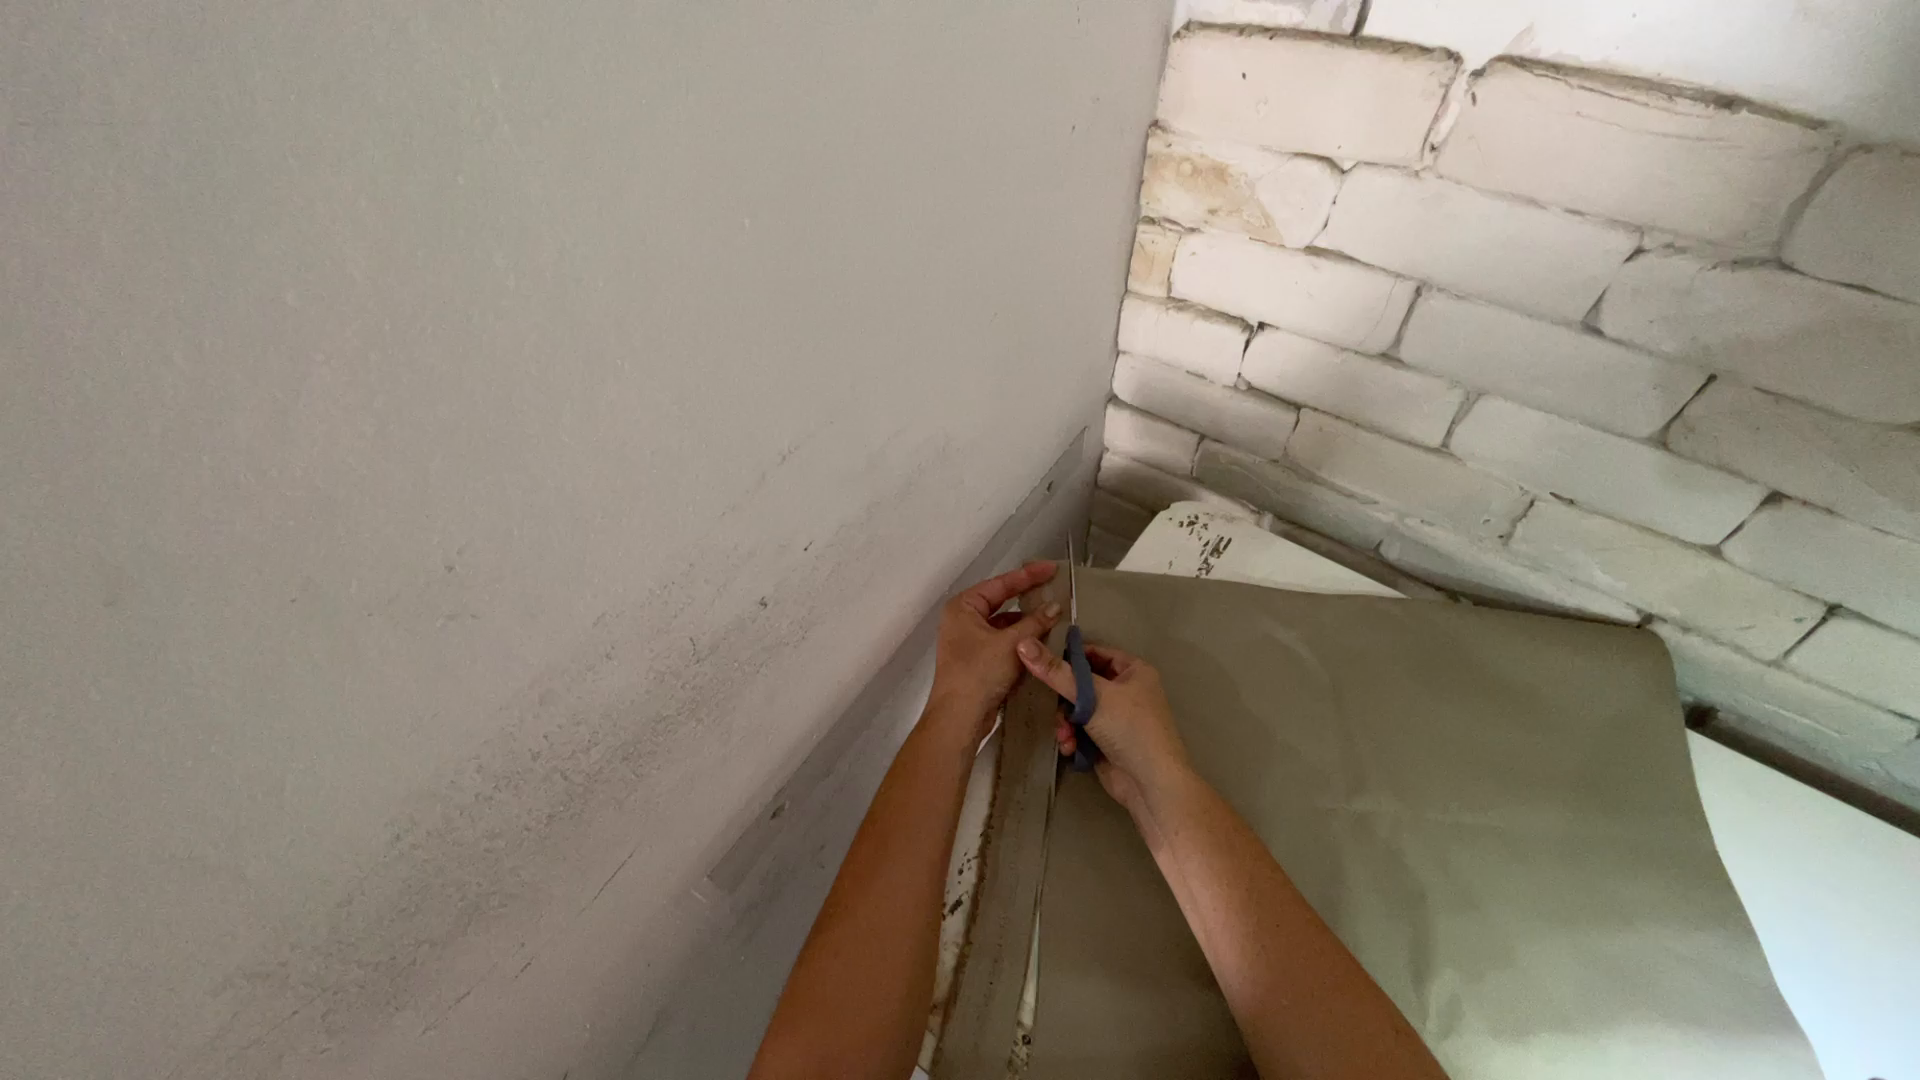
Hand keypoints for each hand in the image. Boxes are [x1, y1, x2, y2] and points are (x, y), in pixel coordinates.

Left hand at [926, 561, 1060, 733]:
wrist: (959, 717)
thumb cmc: (979, 673)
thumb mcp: (1011, 644)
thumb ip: (1034, 623)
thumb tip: (1055, 607)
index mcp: (963, 607)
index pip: (1000, 584)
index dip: (1028, 576)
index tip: (1051, 568)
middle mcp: (963, 620)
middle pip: (1001, 603)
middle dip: (1028, 599)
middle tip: (1055, 589)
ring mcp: (970, 641)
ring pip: (1004, 625)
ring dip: (1027, 624)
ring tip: (1055, 617)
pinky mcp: (978, 661)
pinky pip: (1004, 644)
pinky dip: (1022, 642)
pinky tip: (1043, 642)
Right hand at [1015, 640, 1192, 809]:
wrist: (1151, 784)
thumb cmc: (1128, 728)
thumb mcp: (1091, 696)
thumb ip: (1056, 672)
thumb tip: (1023, 643)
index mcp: (1134, 671)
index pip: (1095, 653)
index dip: (1069, 657)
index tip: (1044, 664)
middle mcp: (1127, 691)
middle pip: (1082, 684)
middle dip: (1065, 700)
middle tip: (1056, 709)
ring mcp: (1117, 718)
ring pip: (1078, 710)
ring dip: (1066, 723)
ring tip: (1065, 736)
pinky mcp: (1107, 742)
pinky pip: (1082, 731)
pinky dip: (1073, 738)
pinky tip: (1070, 749)